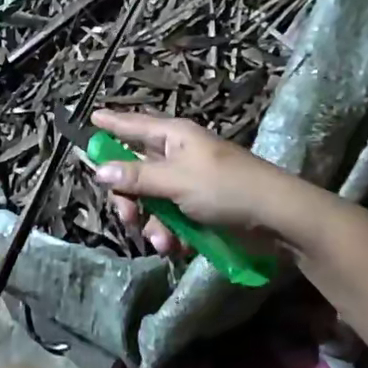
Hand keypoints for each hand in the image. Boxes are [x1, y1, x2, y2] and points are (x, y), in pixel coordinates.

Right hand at [89, 110, 291, 255]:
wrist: (277, 219)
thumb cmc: (225, 188)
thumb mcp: (176, 180)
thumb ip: (136, 176)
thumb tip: (99, 170)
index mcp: (173, 137)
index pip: (134, 125)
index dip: (112, 124)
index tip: (90, 120)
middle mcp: (177, 156)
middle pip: (134, 170)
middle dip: (127, 197)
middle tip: (127, 217)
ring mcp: (187, 184)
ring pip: (149, 200)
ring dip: (150, 223)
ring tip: (160, 242)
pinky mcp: (197, 210)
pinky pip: (168, 219)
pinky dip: (167, 234)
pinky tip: (173, 247)